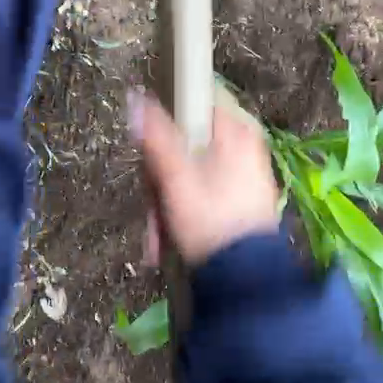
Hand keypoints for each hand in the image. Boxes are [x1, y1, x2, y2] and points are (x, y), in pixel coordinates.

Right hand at [129, 89, 280, 266]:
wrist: (247, 285)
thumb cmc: (211, 221)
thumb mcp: (175, 176)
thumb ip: (155, 135)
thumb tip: (135, 96)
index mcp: (235, 132)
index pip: (193, 102)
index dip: (165, 119)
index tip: (148, 147)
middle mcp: (243, 147)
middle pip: (184, 142)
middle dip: (159, 177)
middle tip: (152, 200)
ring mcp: (242, 176)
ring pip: (188, 171)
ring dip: (165, 202)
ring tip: (157, 233)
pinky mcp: (239, 202)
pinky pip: (200, 194)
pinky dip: (181, 213)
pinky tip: (167, 241)